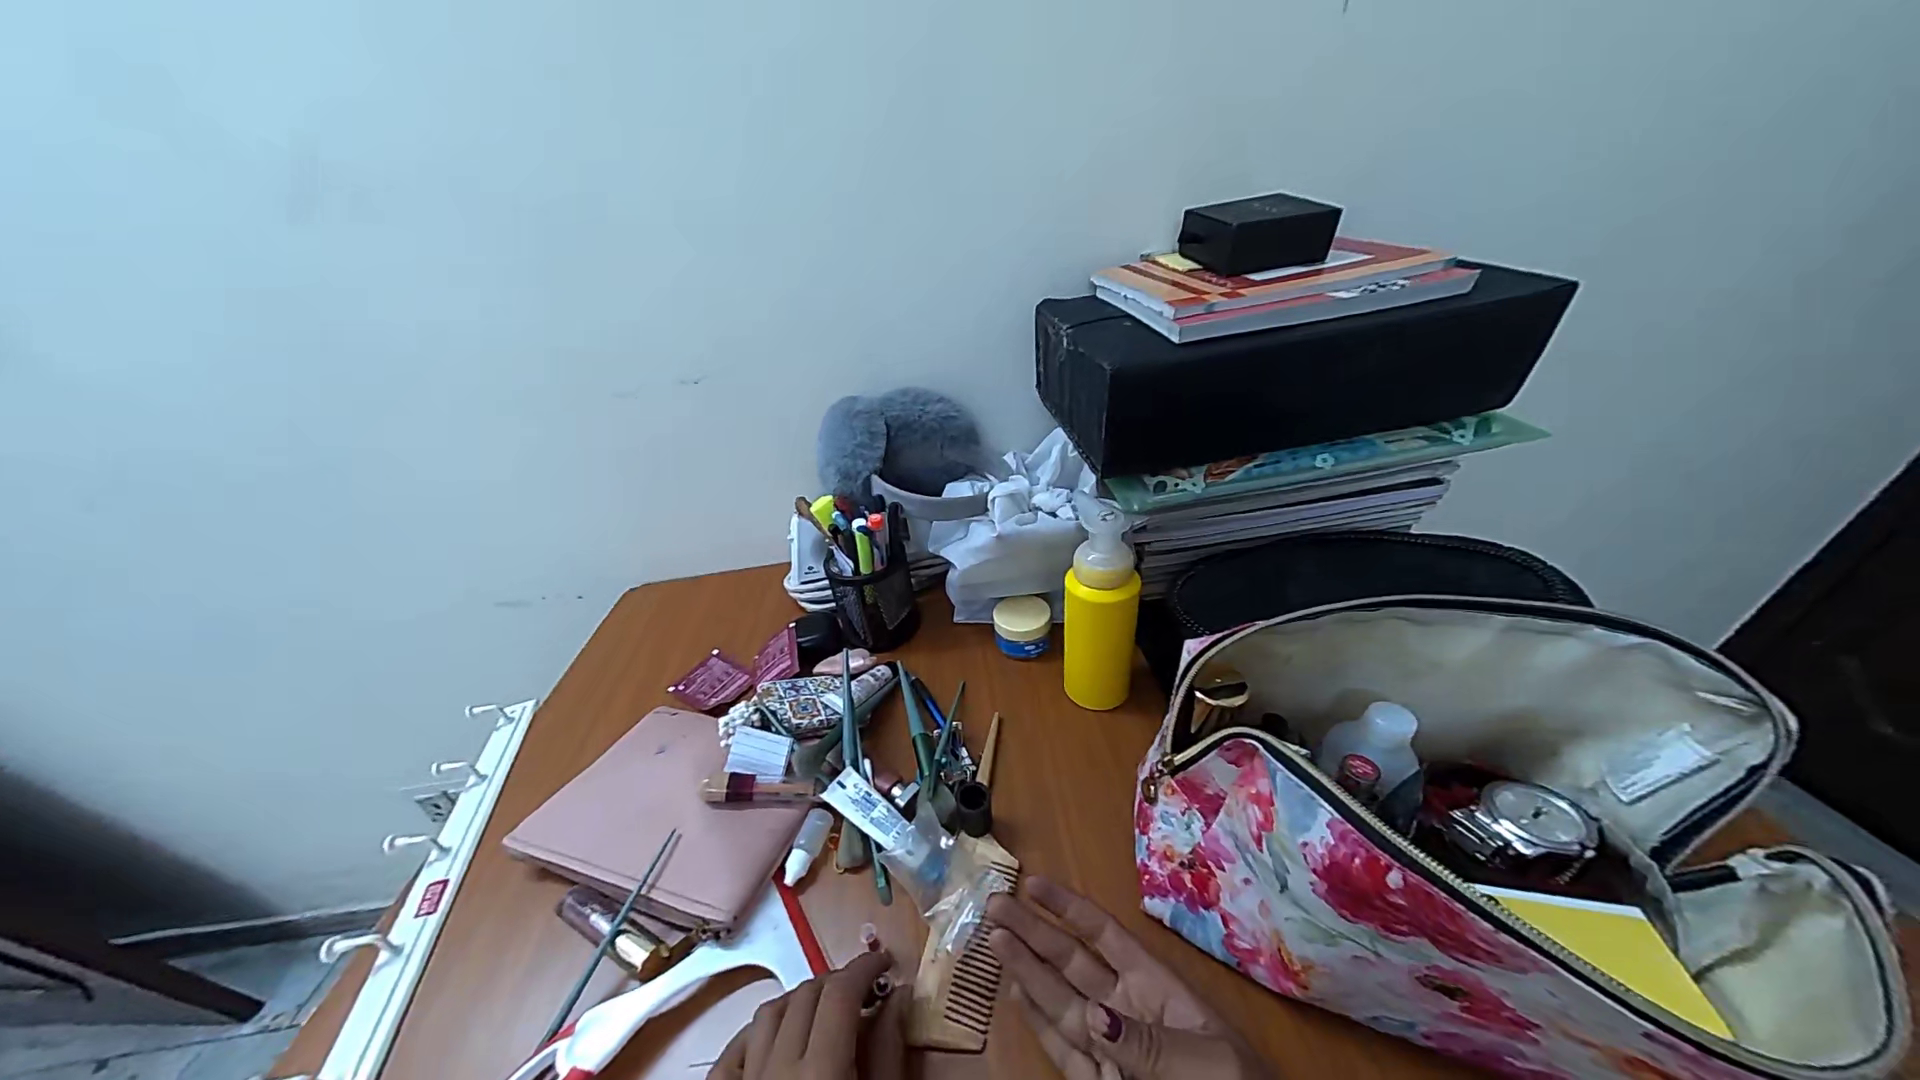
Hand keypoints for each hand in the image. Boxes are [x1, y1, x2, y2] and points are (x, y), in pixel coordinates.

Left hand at [707, 949, 904, 1079]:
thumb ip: (890, 1050)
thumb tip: (897, 994)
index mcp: (822, 1070)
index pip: (840, 993)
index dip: (864, 968)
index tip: (884, 963)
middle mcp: (777, 1069)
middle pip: (806, 995)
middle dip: (837, 982)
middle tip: (863, 990)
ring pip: (768, 1014)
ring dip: (799, 1000)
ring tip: (824, 1010)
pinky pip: (730, 1052)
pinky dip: (753, 1033)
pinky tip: (775, 1035)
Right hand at [989, 876, 1274, 1079]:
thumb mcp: (1208, 1062)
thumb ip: (1150, 1042)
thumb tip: (1093, 1015)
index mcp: (1155, 986)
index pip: (1103, 934)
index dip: (1068, 907)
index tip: (1033, 881)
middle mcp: (1125, 1008)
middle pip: (1071, 961)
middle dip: (1033, 931)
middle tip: (995, 904)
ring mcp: (1110, 1047)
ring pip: (1058, 999)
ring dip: (1025, 968)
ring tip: (994, 937)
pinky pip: (1063, 1050)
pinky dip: (1037, 1022)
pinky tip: (1014, 992)